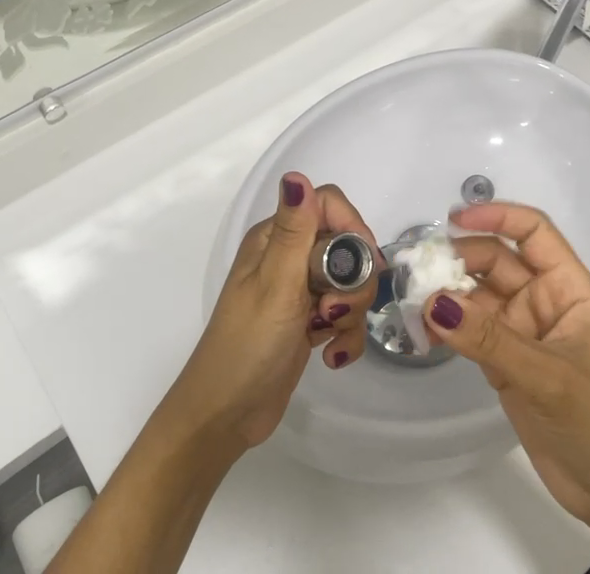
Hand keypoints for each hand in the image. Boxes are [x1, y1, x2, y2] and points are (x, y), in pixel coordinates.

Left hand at [160, 173, 380, 454]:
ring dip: (350, 312)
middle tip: (334, 310)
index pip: (327, 205)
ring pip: (349, 284)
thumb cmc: (248, 345)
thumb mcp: (275, 285)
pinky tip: (332, 357)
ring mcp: (297, 292)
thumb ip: (293, 232)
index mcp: (273, 239)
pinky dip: (345, 336)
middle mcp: (285, 258)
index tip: (362, 264)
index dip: (352, 228)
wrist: (226, 413)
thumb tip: (296, 176)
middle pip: (345, 246)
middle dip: (353, 281)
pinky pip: (343, 316)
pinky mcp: (306, 323)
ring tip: (328, 336)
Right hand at [422, 203, 589, 571]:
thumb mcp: (549, 378)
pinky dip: (447, 329)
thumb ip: (489, 339)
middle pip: (497, 261)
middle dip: (459, 260)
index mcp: (571, 291)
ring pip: (478, 297)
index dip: (497, 216)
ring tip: (410, 302)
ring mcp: (524, 334)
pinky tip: (422, 329)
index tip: (452, 219)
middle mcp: (545, 303)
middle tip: (417, 273)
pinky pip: (471, 333)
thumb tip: (432, 302)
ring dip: (447, 296)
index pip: (534, 233)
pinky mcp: (506, 365)